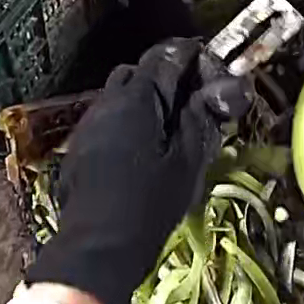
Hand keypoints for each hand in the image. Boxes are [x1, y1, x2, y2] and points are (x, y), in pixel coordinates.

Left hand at [25, 39, 251, 303]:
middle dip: (167, 76)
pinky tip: (145, 146)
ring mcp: (89, 124)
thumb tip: (223, 86)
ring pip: (120, 93)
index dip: (191, 56)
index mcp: (137, 101)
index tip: (212, 66)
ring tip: (172, 124)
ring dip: (146, 98)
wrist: (97, 247)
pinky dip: (130, 118)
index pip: (166, 57)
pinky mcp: (80, 146)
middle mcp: (108, 103)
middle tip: (194, 98)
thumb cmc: (149, 205)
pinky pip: (109, 116)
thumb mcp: (187, 162)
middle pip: (139, 70)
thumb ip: (201, 118)